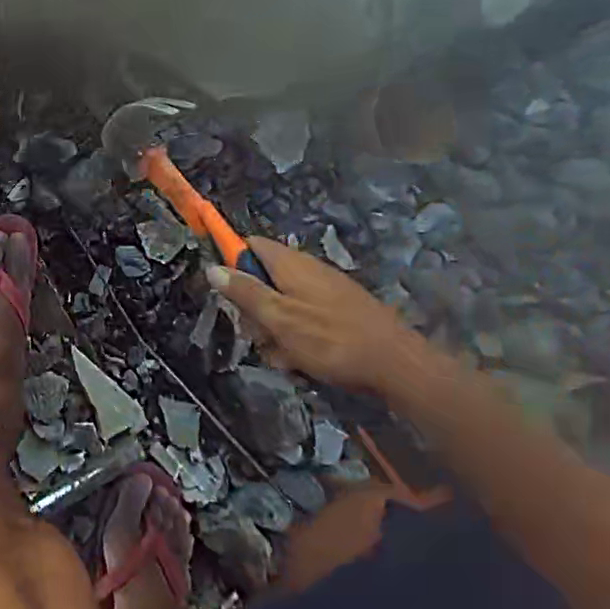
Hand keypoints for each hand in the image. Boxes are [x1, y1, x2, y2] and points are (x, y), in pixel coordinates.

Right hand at [207, 238, 428, 392]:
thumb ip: (245, 292)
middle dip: (254, 309)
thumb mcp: (278, 318)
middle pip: (263, 279)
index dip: (232, 261)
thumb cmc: (330, 338)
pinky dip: (298, 337)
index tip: (227, 291)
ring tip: (286, 356)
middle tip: (260, 335)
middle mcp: (306, 269)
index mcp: (288, 262)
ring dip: (276, 330)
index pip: (249, 244)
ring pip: (282, 304)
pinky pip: (305, 318)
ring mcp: (325, 290)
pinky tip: (304, 361)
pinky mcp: (339, 310)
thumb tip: (213, 267)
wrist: (396, 364)